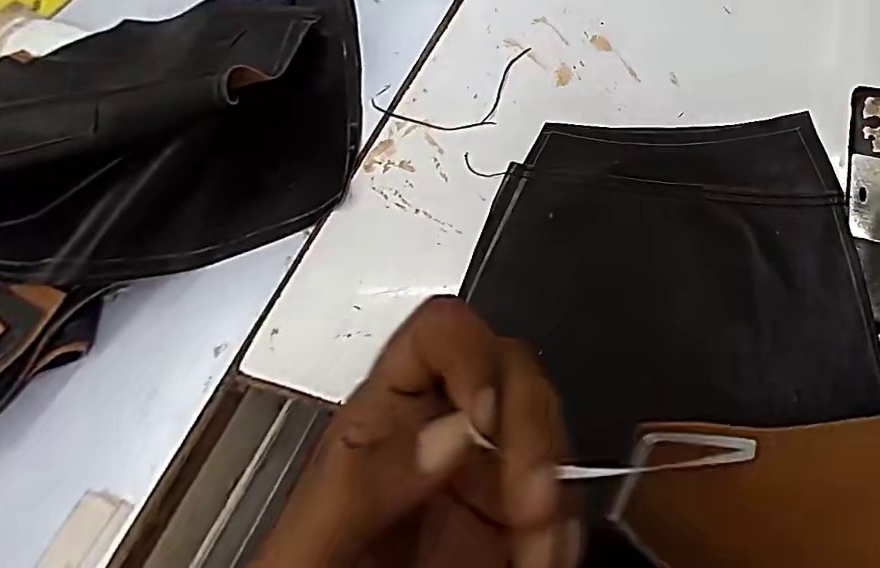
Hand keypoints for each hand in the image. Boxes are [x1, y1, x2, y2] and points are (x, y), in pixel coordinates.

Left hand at [253, 298, 578, 567]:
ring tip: (539, 548)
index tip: (485, 417)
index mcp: (382, 418)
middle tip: (530, 501)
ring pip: (544, 414)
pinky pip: (562, 477)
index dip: (470, 353)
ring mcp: (483, 463)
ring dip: (555, 474)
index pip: (437, 333)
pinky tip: (548, 555)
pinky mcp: (515, 506)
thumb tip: (448, 433)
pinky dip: (568, 516)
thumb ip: (367, 482)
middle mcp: (440, 424)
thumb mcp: (311, 549)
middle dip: (531, 428)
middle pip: (508, 366)